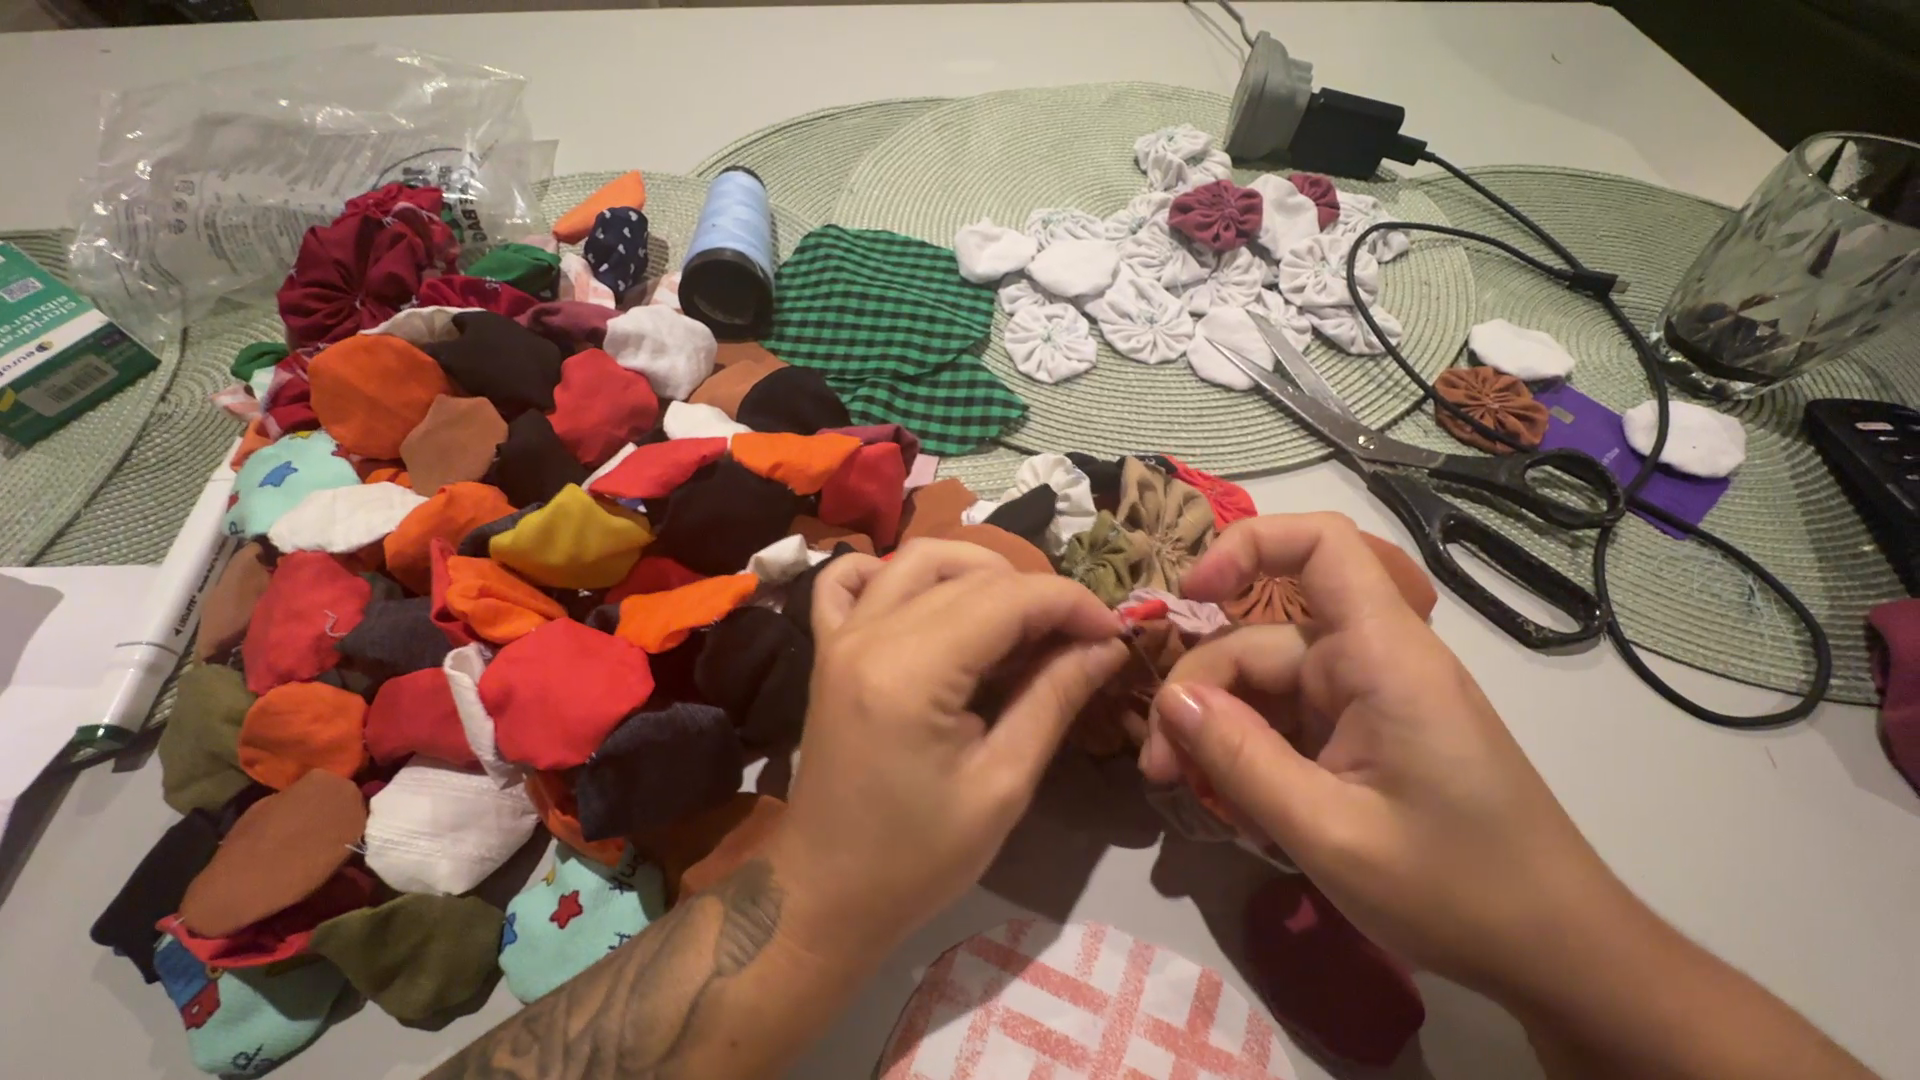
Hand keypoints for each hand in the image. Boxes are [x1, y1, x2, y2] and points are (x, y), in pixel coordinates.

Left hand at [769, 540, 1128, 964]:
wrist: (826, 892)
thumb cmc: (917, 858)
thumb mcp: (1002, 786)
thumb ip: (1053, 699)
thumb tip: (1105, 644)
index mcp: (910, 673)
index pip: (1007, 599)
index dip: (1070, 603)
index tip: (1114, 630)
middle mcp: (869, 635)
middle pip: (970, 576)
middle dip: (1038, 594)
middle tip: (1079, 637)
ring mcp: (840, 636)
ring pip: (918, 560)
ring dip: (980, 572)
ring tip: (1021, 618)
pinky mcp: (826, 648)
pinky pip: (851, 579)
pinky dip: (896, 573)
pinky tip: (931, 599)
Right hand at [1139, 513, 1632, 1002]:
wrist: (1555, 953)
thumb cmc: (1457, 890)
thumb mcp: (1329, 833)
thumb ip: (1241, 760)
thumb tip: (1170, 700)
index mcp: (1383, 657)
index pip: (1321, 547)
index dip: (1247, 545)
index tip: (1190, 595)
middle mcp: (1371, 662)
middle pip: (1260, 640)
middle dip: (1198, 695)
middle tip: (1160, 768)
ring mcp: (1365, 700)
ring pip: (1263, 686)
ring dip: (1217, 733)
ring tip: (1188, 794)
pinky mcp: (1361, 735)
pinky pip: (1285, 722)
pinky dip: (1250, 756)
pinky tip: (1237, 810)